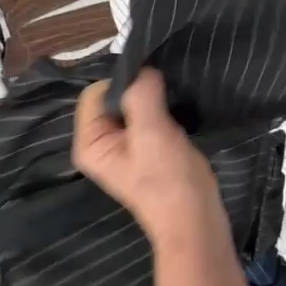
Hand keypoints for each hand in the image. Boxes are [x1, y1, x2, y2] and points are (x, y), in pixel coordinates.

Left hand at [73, 70, 221, 240]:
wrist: (195, 217)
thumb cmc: (168, 178)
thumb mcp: (151, 132)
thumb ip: (142, 95)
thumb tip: (145, 68)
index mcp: (90, 142)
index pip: (95, 93)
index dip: (123, 83)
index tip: (151, 87)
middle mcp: (102, 142)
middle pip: (114, 97)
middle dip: (140, 91)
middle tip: (165, 97)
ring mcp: (125, 146)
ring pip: (135, 105)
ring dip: (155, 100)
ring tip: (174, 107)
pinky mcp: (148, 147)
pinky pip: (150, 116)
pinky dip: (164, 110)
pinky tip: (178, 116)